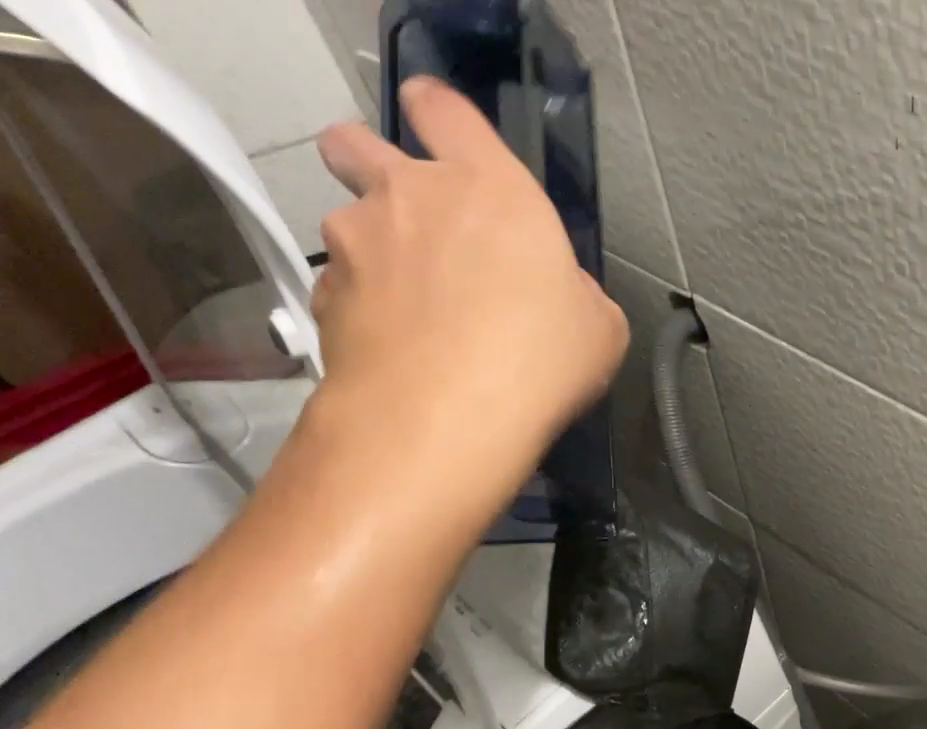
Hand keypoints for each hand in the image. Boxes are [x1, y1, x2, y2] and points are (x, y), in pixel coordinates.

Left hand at [311, 76, 627, 484]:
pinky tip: (400, 348)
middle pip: (356, 142)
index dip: (439, 112)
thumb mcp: (599, 326)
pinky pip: (345, 287)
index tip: (444, 132)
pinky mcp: (323, 296)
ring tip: (418, 311)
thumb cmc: (539, 359)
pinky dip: (367, 307)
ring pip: (351, 224)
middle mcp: (409, 196)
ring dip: (378, 251)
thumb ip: (573, 289)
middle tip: (413, 217)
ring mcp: (356, 244)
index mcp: (489, 188)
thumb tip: (552, 290)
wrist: (444, 418)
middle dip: (372, 163)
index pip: (442, 108)